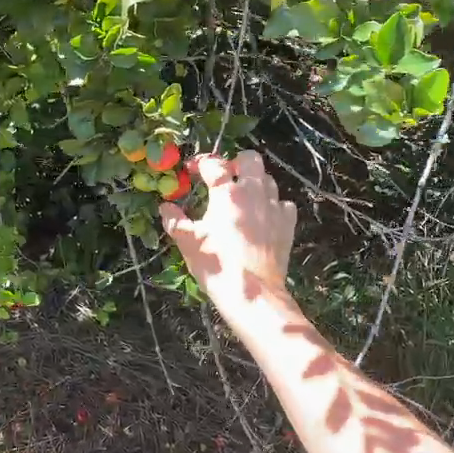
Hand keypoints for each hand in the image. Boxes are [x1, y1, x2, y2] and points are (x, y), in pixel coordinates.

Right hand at [160, 150, 297, 306]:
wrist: (252, 293)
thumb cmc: (216, 265)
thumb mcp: (187, 242)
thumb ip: (174, 220)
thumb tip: (165, 206)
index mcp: (227, 193)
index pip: (214, 164)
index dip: (200, 163)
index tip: (191, 170)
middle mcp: (253, 192)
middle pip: (250, 159)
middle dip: (235, 163)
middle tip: (224, 178)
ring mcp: (274, 207)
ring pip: (268, 179)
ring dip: (254, 182)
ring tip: (241, 198)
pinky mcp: (288, 224)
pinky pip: (282, 203)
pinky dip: (272, 204)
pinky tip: (262, 217)